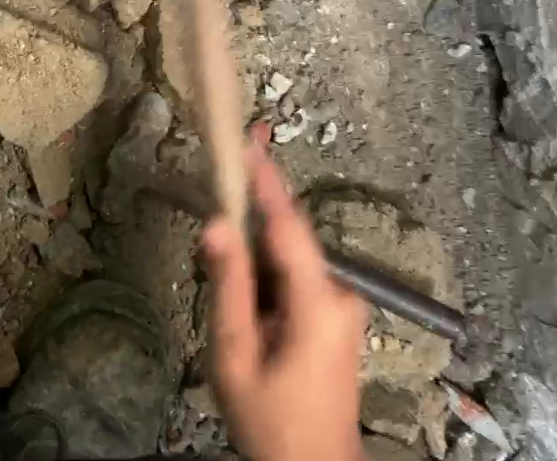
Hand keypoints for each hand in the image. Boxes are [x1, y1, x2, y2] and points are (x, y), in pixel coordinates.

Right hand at [200, 131, 369, 460]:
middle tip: (213, 255)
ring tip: (235, 318)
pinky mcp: (337, 319)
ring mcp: (344, 309)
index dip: (268, 179)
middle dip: (247, 236)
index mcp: (319, 302)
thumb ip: (228, 286)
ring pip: (288, 263)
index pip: (289, 224)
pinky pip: (296, 281)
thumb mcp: (235, 355)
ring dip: (255, 268)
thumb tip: (216, 224)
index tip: (250, 138)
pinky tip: (251, 320)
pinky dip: (268, 283)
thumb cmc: (272, 420)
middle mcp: (341, 296)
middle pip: (286, 242)